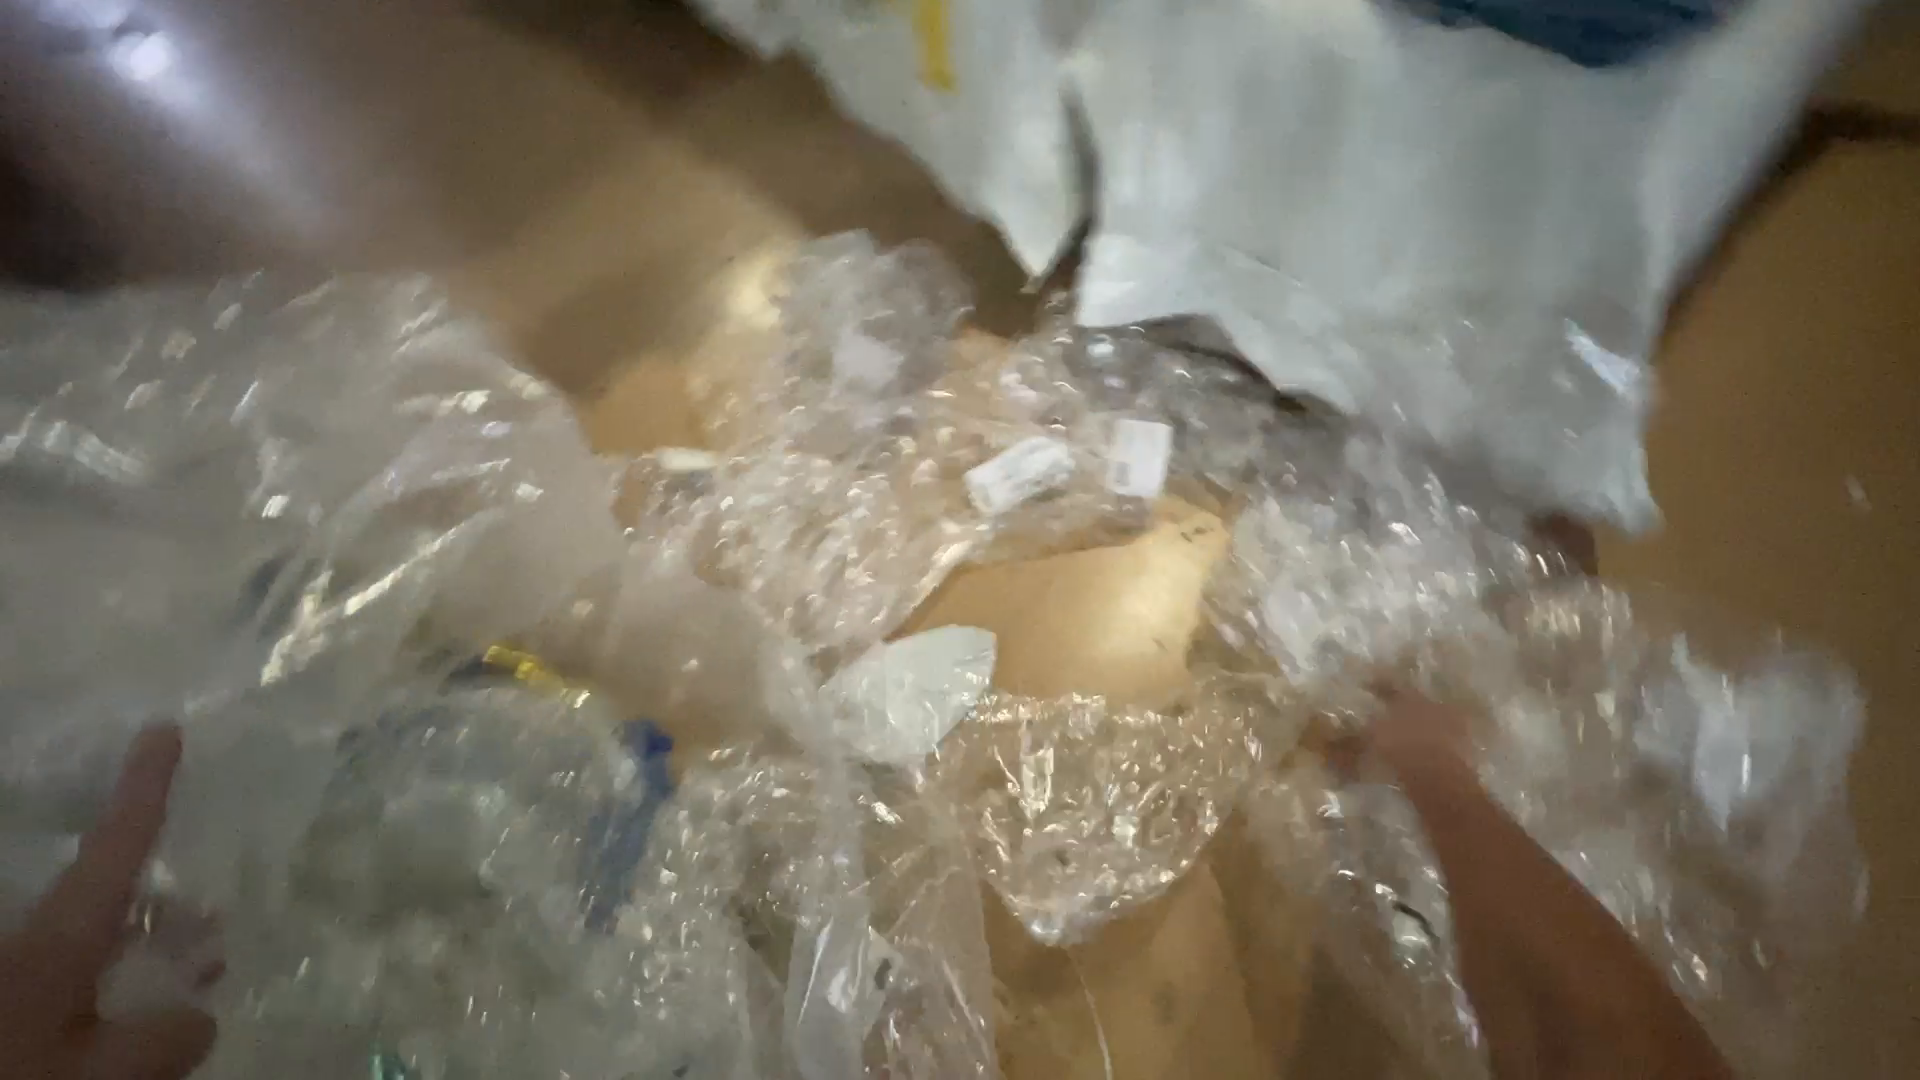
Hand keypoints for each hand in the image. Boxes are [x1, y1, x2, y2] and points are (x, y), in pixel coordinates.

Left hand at [0, 726, 217, 1079]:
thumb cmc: (21, 1067)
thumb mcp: (108, 1068)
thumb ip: (171, 1033)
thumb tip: (196, 1020)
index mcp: (61, 936)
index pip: (120, 843)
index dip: (145, 785)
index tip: (162, 729)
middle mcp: (33, 944)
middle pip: (110, 902)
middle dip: (167, 907)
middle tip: (214, 927)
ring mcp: (19, 975)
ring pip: (94, 947)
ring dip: (145, 957)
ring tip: (194, 980)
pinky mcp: (16, 1002)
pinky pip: (73, 985)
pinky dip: (113, 992)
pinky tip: (140, 1021)